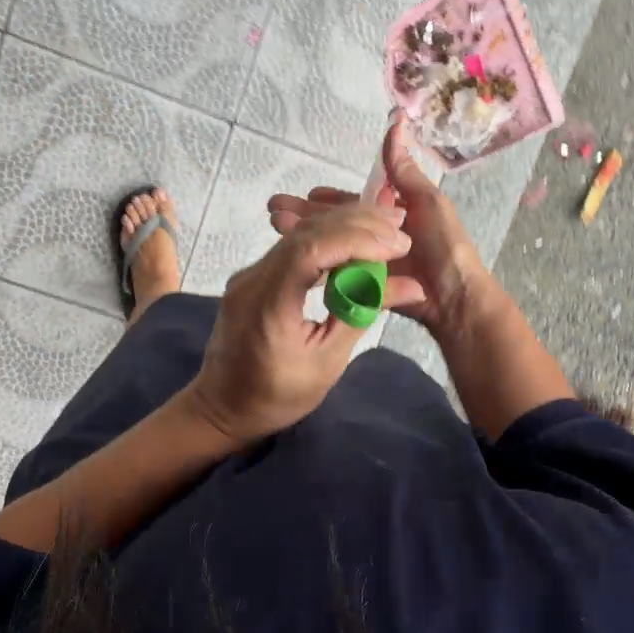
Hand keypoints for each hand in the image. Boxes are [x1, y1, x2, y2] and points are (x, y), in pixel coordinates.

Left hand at [184, 203, 425, 442]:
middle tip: (401, 230)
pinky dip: (328, 240)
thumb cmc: (276, 396)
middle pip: (306, 233)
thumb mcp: (327, 361)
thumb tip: (411, 286)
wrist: (222, 406)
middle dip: (357, 226)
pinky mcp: (253, 276)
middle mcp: (252, 280)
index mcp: (268, 307)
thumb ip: (363, 313)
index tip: (395, 246)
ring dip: (344, 228)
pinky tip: (355, 245)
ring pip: (300, 233)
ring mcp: (249, 274)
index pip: (310, 251)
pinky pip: (292, 246)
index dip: (355, 240)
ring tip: (386, 231)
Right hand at [268, 119, 495, 340]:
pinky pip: (336, 273)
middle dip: (305, 217)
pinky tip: (293, 260)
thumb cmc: (444, 247)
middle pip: (334, 225)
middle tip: (275, 213)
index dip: (326, 200)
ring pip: (330, 247)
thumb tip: (396, 125)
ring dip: (304, 238)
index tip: (304, 195)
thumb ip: (404, 171)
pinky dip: (315, 265)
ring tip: (277, 230)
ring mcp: (368, 264)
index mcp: (391, 216)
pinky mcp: (363, 289)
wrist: (453, 299)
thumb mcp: (428, 202)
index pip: (352, 204)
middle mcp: (376, 239)